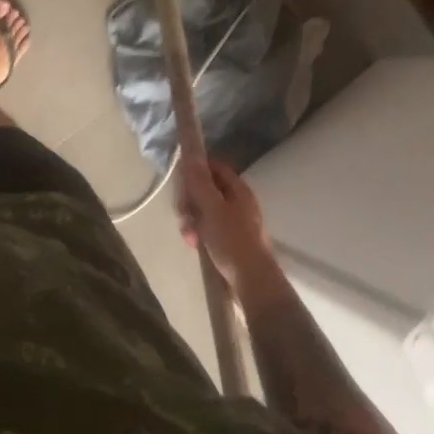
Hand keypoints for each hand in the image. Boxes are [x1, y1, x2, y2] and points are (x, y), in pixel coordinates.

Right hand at [177, 155, 275, 293]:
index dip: (196, 169)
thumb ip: (200, 181)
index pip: (215, 167)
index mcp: (238, 190)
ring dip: (191, 219)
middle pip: (206, 189)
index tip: (181, 180)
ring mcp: (234, 222)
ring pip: (203, 210)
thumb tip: (191, 151)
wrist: (252, 282)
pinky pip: (207, 228)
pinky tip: (194, 244)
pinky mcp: (229, 240)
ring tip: (189, 235)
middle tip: (184, 213)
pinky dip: (198, 233)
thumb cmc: (233, 241)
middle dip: (190, 200)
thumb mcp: (212, 208)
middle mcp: (237, 202)